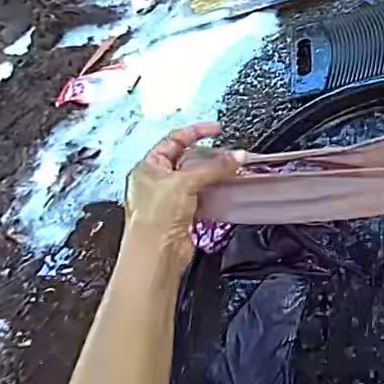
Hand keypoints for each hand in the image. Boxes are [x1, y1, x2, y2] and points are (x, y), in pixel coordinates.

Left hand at [124, 121, 238, 264]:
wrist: (157, 254)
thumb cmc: (155, 218)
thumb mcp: (185, 182)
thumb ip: (213, 167)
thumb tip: (235, 157)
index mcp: (148, 167)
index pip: (174, 140)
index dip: (195, 132)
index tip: (216, 129)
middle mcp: (157, 181)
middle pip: (188, 159)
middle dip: (210, 155)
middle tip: (229, 153)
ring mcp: (170, 198)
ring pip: (198, 178)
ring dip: (215, 174)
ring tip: (232, 169)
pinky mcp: (183, 213)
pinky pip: (203, 195)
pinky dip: (215, 191)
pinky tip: (226, 188)